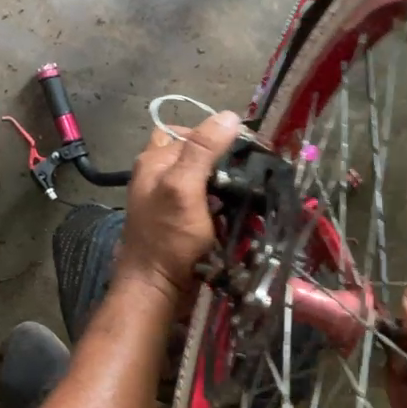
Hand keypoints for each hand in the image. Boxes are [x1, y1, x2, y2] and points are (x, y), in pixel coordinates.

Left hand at [115, 111, 243, 305]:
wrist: (155, 291)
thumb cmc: (167, 238)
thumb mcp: (183, 187)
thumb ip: (203, 150)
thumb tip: (230, 116)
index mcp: (154, 160)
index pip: (191, 131)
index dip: (219, 136)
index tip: (248, 149)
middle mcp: (160, 175)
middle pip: (199, 155)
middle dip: (225, 162)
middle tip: (252, 172)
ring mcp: (171, 200)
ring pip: (206, 180)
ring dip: (227, 186)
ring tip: (251, 193)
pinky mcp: (183, 222)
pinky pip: (209, 203)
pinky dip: (224, 206)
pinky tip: (239, 213)